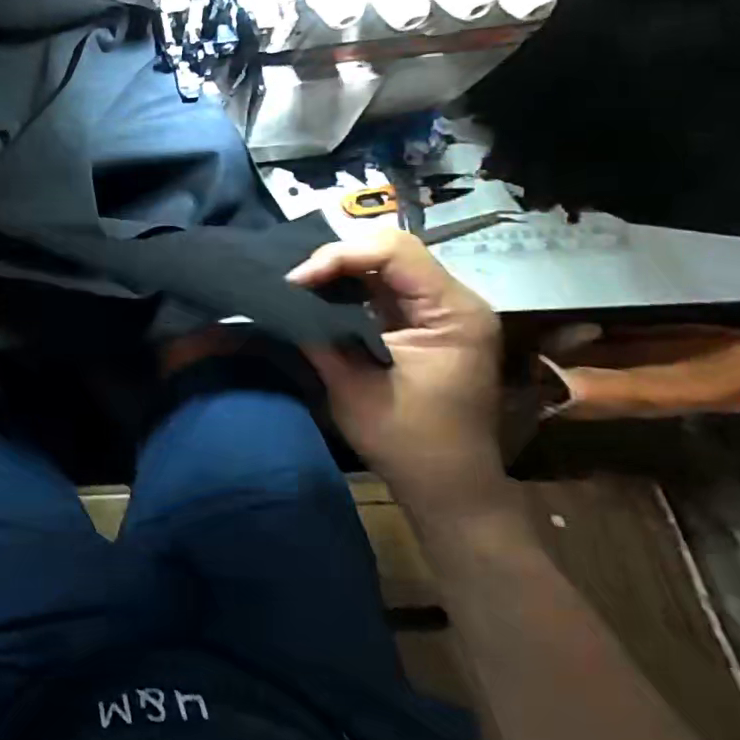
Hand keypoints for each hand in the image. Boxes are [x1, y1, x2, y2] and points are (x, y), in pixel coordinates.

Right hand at [287, 230, 509, 522]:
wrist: (449, 490)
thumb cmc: (407, 443)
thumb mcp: (353, 387)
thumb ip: (319, 335)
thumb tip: (282, 300)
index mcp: (453, 311)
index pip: (394, 251)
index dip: (339, 256)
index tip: (296, 281)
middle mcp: (456, 300)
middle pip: (392, 250)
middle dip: (338, 259)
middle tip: (296, 280)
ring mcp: (444, 311)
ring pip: (387, 265)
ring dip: (342, 271)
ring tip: (302, 285)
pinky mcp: (428, 324)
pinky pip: (387, 289)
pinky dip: (352, 289)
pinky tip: (322, 298)